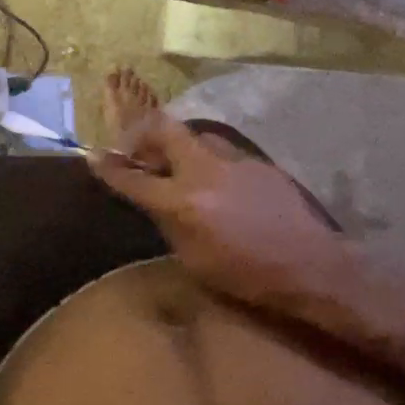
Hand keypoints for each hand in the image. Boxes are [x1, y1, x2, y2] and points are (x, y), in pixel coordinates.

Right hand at [89, 112, 348, 306]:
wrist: (311, 266)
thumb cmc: (248, 276)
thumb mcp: (194, 260)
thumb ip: (168, 223)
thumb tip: (154, 200)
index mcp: (181, 202)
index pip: (133, 178)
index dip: (109, 167)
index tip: (94, 156)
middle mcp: (201, 170)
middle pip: (160, 128)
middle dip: (141, 132)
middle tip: (136, 146)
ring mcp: (230, 159)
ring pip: (192, 134)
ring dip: (178, 145)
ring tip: (178, 162)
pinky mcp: (253, 159)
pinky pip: (220, 149)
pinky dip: (208, 158)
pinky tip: (216, 179)